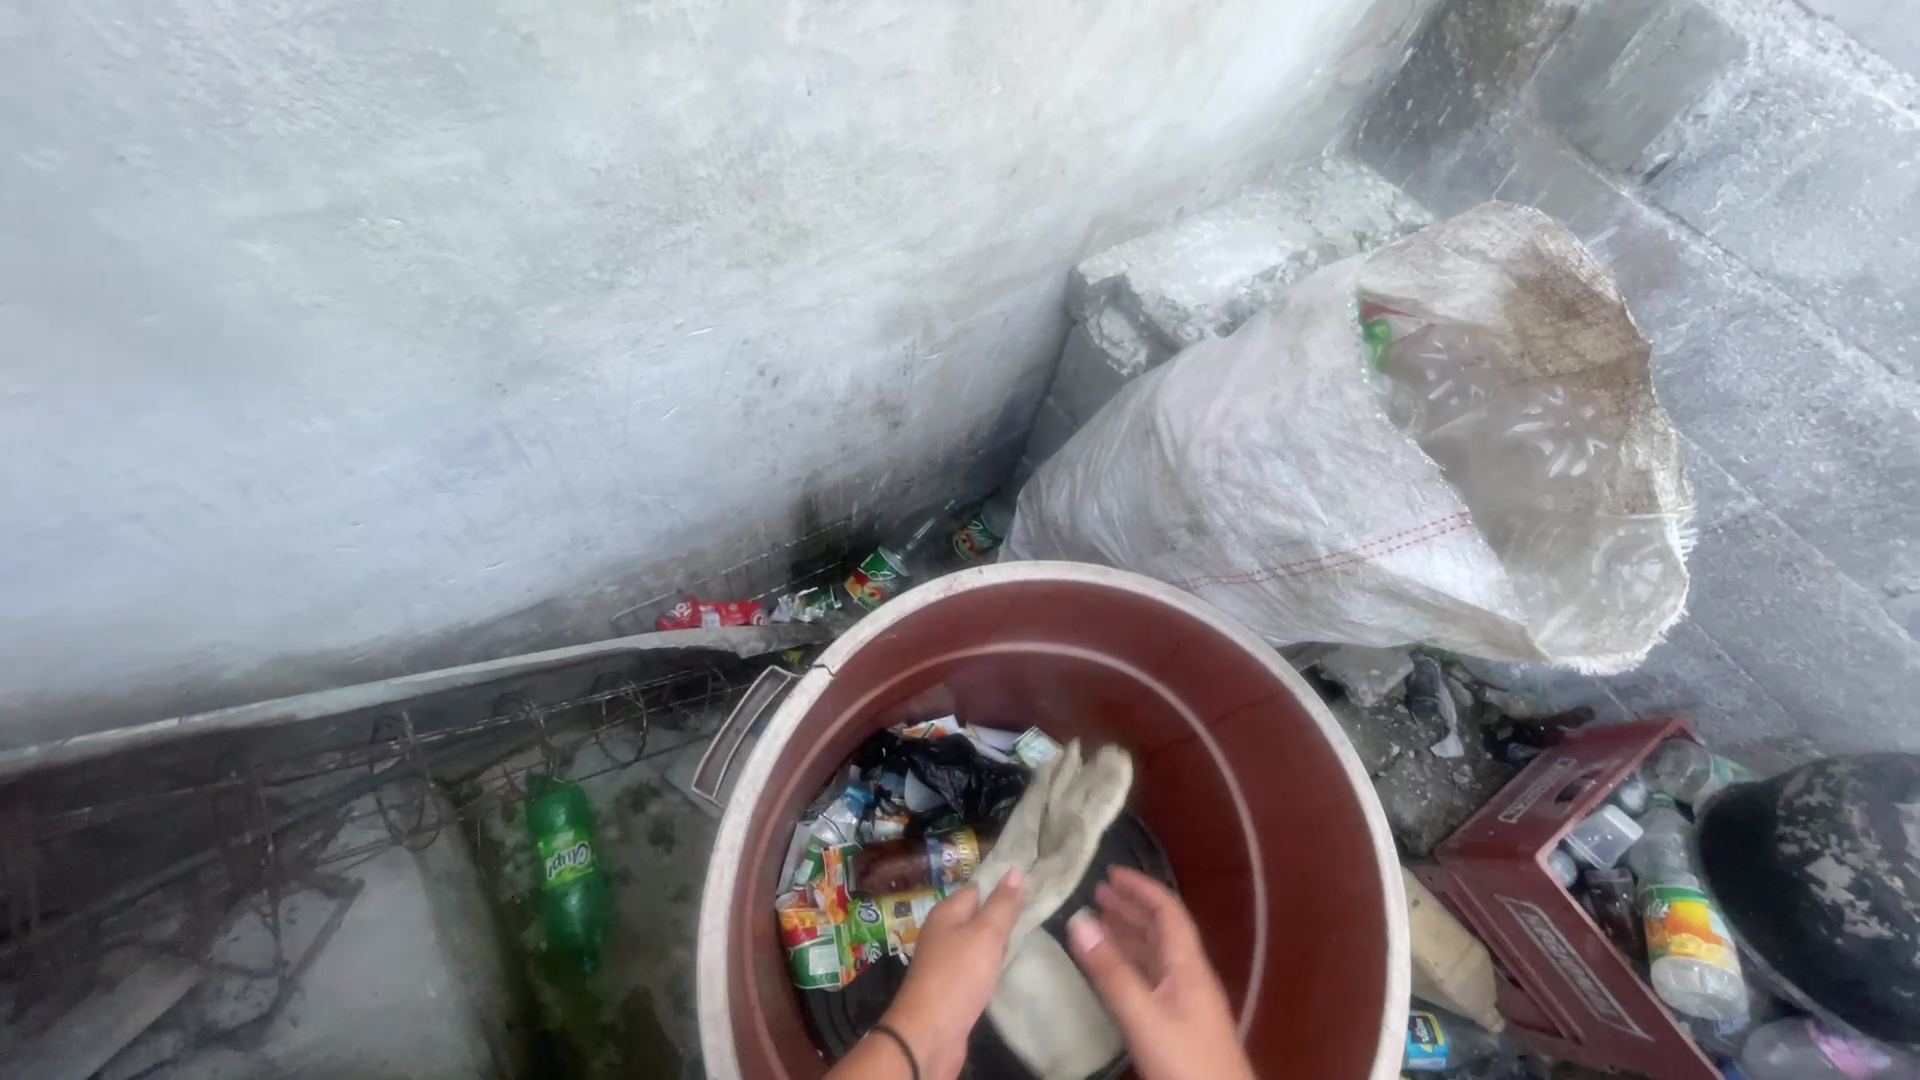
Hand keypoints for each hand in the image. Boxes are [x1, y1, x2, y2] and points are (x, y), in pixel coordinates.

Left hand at [854, 866, 1026, 1079]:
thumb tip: (1015, 869)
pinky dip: (990, 967)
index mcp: (946, 912)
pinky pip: (974, 967)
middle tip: (1035, 917)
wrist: (929, 1034)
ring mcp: (944, 960)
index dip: (1003, 889)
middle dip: (1003, 917)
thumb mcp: (986, 934)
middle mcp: (942, 932)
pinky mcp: (950, 987)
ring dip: (998, 945)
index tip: (1032, 890)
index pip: (978, 889)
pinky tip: (1006, 971)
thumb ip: (1002, 904)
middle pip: (977, 916)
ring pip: (977, 943)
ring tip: (1027, 941)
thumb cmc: (958, 976)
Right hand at [1067, 867, 1254, 1079]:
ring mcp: (1186, 1004)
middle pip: (1161, 931)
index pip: (1168, 911)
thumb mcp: (1145, 1019)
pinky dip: (1129, 965)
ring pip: (1155, 956)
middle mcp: (1189, 978)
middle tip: (1096, 893)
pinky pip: (1151, 980)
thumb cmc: (1189, 1068)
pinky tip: (1111, 970)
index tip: (1110, 873)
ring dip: (1128, 935)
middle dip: (1130, 908)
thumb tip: (1079, 921)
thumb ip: (1112, 973)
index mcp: (1188, 967)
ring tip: (1097, 922)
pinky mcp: (1179, 1027)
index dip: (1141, 888)